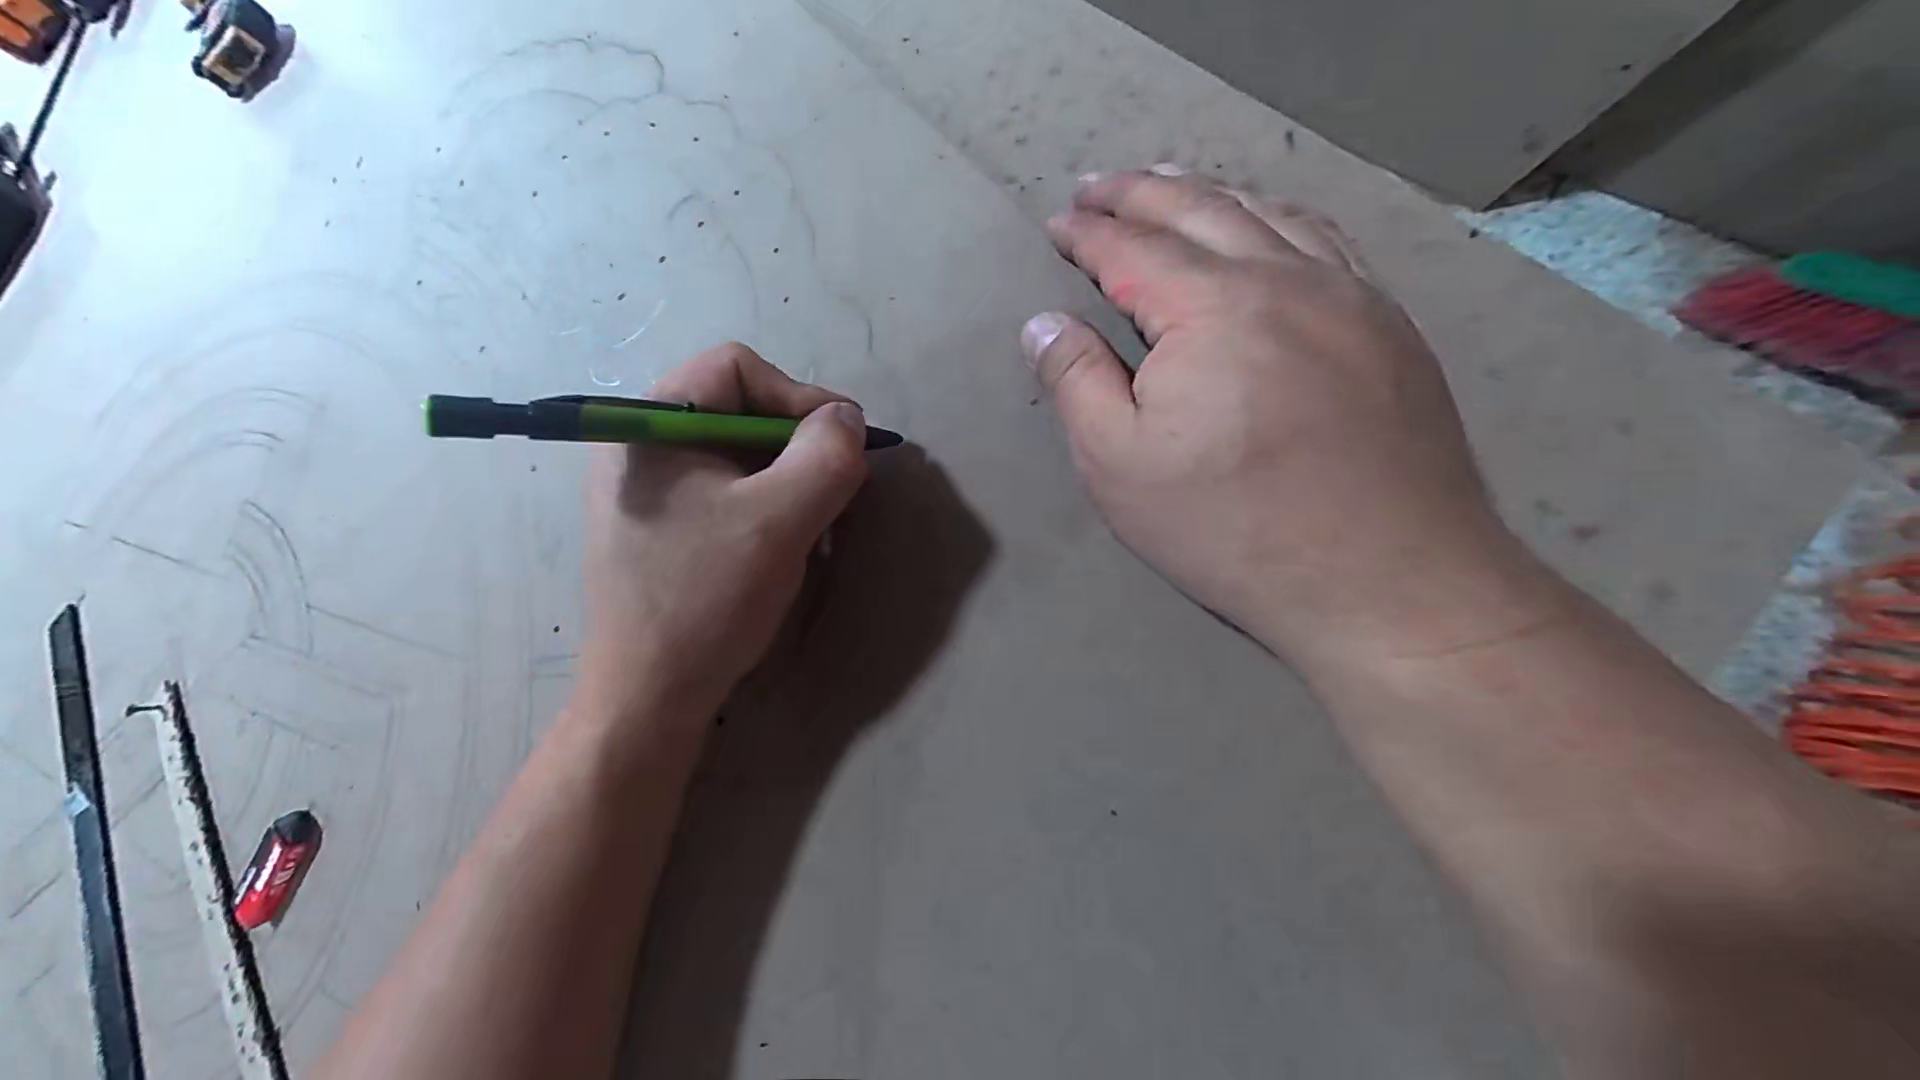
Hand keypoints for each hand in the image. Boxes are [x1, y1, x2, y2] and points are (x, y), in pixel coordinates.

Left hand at [574, 343, 870, 734]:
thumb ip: (826, 457)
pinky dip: (771, 507)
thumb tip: (847, 419)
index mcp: (651, 425)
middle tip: (836, 489)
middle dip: (800, 446)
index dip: (799, 397)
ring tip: (814, 524)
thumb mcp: (779, 521)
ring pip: (743, 455)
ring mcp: (654, 489)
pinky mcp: (668, 525)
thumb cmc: (707, 599)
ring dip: (791, 481)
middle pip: (742, 410)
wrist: (651, 694)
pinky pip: (732, 492)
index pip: (737, 369)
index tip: (840, 445)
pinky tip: (786, 545)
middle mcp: (644, 445)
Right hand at [1025, 167, 1543, 664]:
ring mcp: (1348, 296)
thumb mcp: (1119, 466)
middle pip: (1200, 211)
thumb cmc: (1231, 528)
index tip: (1058, 221)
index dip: (1087, 231)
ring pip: (1269, 214)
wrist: (1383, 578)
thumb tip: (1043, 323)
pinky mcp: (1389, 327)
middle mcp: (1283, 279)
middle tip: (1099, 185)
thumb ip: (1076, 383)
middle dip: (1140, 192)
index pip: (1132, 249)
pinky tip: (1269, 224)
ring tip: (1171, 185)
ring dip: (1209, 193)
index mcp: (1209, 308)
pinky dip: (1281, 217)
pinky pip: (1328, 243)